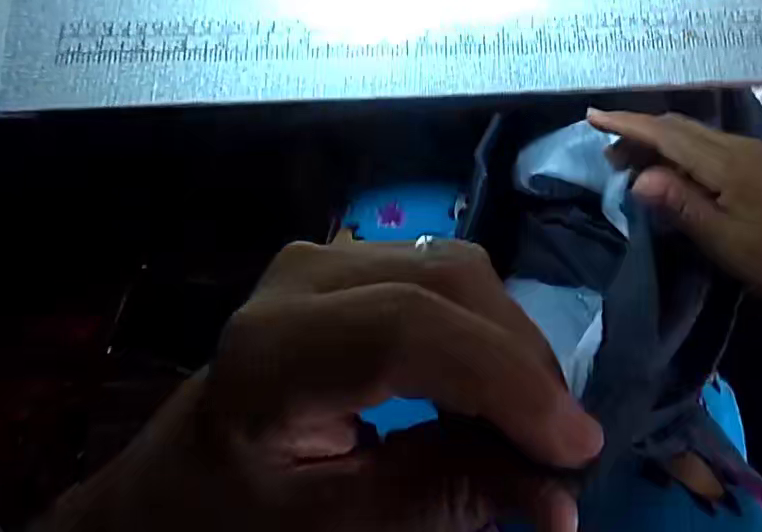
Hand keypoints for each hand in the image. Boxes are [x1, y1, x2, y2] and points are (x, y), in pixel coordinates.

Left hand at [38, 239, 602, 531]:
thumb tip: (561, 494)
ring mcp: (324, 255)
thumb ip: (446, 498)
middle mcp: (301, 275)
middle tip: (566, 445)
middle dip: (518, 357)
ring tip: (533, 418)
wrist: (186, 472)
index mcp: (274, 348)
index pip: (404, 329)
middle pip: (438, 281)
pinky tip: (493, 380)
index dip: (500, 379)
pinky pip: (436, 271)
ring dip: (508, 337)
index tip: (576, 449)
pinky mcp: (347, 259)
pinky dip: (481, 323)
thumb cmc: (245, 519)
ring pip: (449, 266)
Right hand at [586, 108, 761, 360]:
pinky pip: (705, 145)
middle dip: (636, 132)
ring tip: (629, 163)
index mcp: (728, 163)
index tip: (591, 117)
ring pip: (690, 134)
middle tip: (606, 153)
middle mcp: (738, 148)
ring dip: (656, 141)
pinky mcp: (760, 169)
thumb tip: (637, 177)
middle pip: (676, 127)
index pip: (665, 133)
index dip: (625, 123)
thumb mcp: (728, 244)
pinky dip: (677, 150)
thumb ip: (681, 205)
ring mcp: (752, 156)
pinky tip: (671, 171)